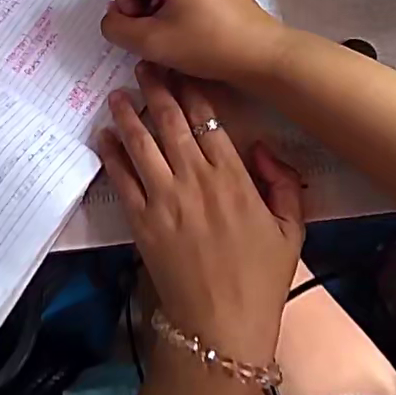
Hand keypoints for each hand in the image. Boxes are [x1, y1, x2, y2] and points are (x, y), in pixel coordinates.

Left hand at [97, 63, 305, 371]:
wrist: (222, 328)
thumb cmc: (261, 279)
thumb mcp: (291, 229)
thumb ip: (282, 182)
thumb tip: (260, 146)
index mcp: (233, 178)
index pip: (208, 120)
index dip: (192, 90)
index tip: (181, 69)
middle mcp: (195, 180)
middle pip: (171, 122)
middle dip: (156, 89)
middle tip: (144, 66)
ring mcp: (165, 200)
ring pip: (142, 144)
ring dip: (129, 115)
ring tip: (118, 93)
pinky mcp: (142, 222)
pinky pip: (122, 179)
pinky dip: (111, 155)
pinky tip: (104, 135)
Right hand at [99, 0, 291, 84]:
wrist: (261, 54)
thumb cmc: (209, 45)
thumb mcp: (150, 42)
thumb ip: (115, 27)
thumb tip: (114, 16)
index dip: (122, 1)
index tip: (148, 22)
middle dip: (139, 6)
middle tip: (164, 31)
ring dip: (156, 10)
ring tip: (179, 31)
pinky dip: (172, 8)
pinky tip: (191, 27)